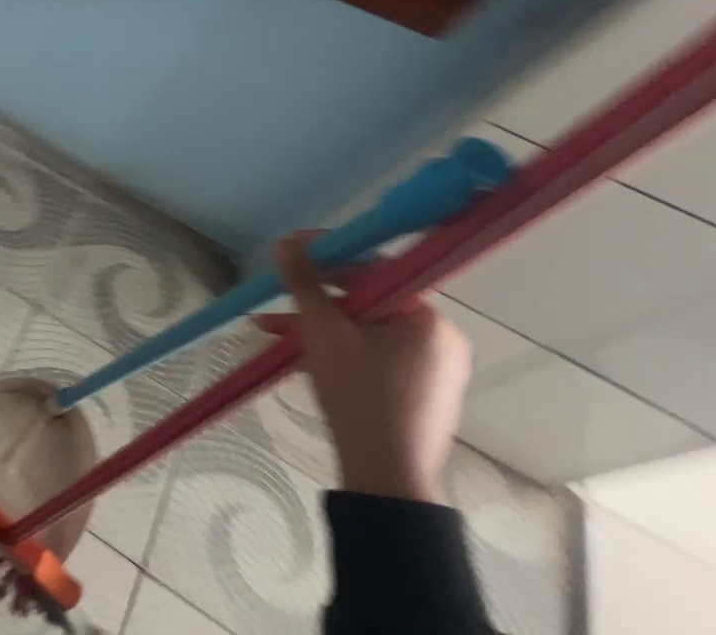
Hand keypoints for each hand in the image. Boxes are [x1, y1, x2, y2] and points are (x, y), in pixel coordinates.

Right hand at [275, 232, 472, 503]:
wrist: (387, 471)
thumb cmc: (358, 392)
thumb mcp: (321, 331)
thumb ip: (304, 283)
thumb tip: (286, 243)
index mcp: (427, 317)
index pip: (374, 269)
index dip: (328, 257)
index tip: (291, 252)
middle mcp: (441, 338)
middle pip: (367, 302)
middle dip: (315, 301)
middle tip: (276, 302)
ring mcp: (435, 368)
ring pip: (366, 331)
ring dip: (320, 328)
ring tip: (273, 334)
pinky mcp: (423, 393)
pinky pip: (375, 355)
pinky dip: (340, 351)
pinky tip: (305, 358)